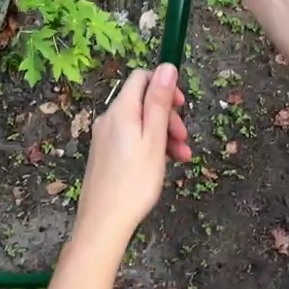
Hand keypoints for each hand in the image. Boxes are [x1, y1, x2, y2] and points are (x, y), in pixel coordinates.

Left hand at [75, 65, 187, 247]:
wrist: (104, 221)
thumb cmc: (134, 181)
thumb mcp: (154, 138)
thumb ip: (159, 101)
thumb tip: (166, 66)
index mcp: (120, 110)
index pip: (141, 78)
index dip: (164, 85)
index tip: (182, 105)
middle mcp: (109, 119)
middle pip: (142, 102)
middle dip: (168, 116)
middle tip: (184, 139)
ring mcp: (105, 137)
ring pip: (139, 123)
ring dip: (163, 134)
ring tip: (182, 158)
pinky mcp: (105, 154)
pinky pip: (131, 139)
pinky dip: (150, 146)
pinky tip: (164, 164)